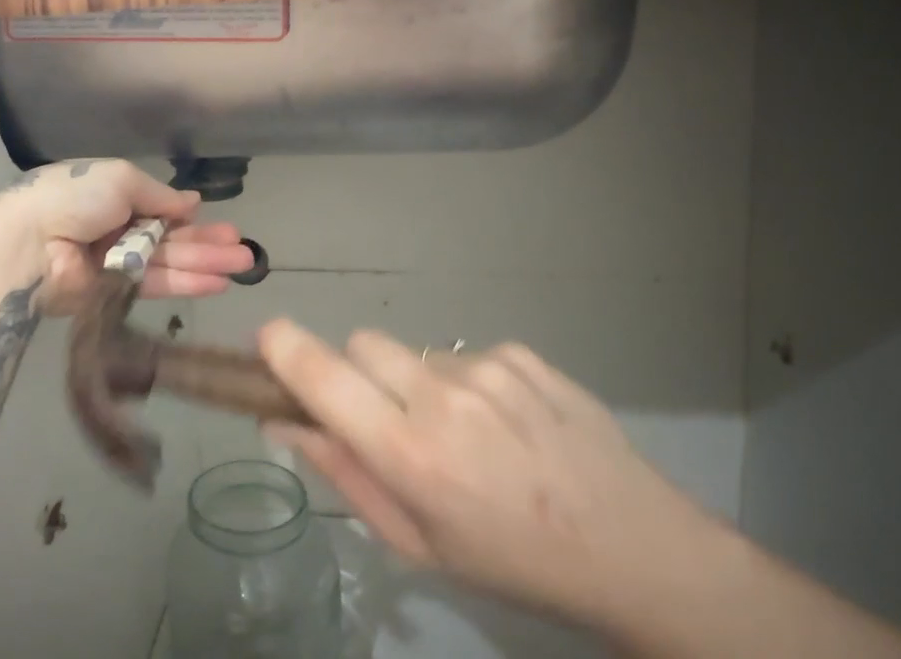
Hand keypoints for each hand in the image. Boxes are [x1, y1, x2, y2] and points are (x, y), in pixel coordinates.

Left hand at [0, 160, 254, 315]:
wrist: (29, 246)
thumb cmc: (74, 198)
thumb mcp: (120, 179)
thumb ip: (160, 195)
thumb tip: (191, 202)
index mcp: (109, 194)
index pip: (155, 206)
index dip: (186, 215)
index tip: (214, 220)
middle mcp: (113, 227)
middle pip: (168, 236)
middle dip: (206, 242)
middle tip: (243, 249)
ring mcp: (114, 261)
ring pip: (168, 261)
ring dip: (206, 262)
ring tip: (244, 265)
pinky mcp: (113, 292)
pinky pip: (155, 284)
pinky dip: (187, 282)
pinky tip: (219, 282)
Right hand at [259, 322, 721, 630]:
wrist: (634, 548)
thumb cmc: (510, 560)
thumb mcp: (415, 542)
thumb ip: (342, 474)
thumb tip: (280, 423)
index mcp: (408, 453)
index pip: (321, 375)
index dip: (283, 348)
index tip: (266, 340)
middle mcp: (442, 397)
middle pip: (361, 344)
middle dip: (357, 374)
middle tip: (388, 419)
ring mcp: (488, 369)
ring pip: (413, 351)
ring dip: (415, 382)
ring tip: (464, 432)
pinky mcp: (524, 355)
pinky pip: (464, 355)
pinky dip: (466, 382)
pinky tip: (505, 424)